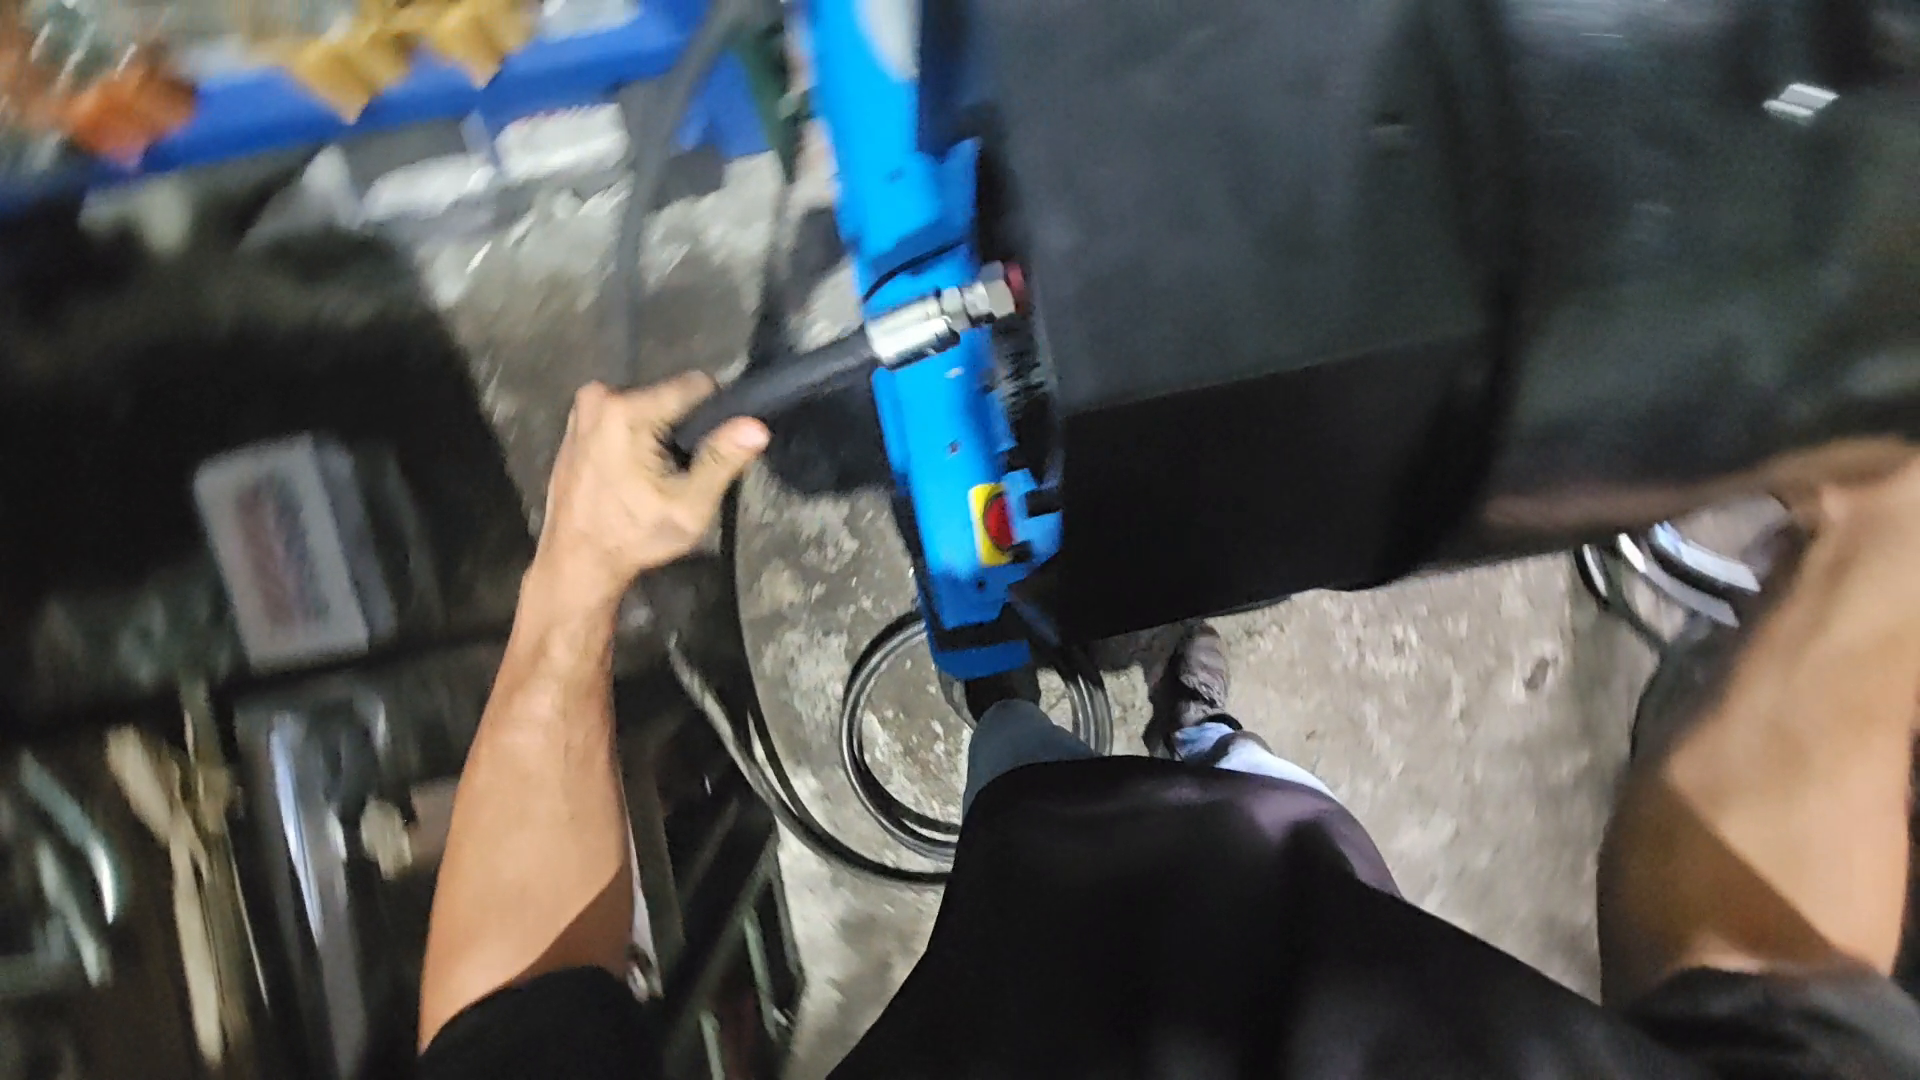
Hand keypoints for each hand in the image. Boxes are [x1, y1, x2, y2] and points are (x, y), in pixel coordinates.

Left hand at [530, 374, 768, 613]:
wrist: (576, 561)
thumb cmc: (635, 535)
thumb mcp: (690, 505)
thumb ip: (723, 459)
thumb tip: (758, 426)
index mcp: (627, 410)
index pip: (697, 386)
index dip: (714, 417)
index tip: (711, 453)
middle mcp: (600, 397)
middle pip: (670, 398)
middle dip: (683, 429)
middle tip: (682, 473)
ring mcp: (582, 411)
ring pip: (648, 409)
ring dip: (660, 435)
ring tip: (658, 477)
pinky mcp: (575, 426)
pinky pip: (624, 420)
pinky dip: (636, 440)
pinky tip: (633, 476)